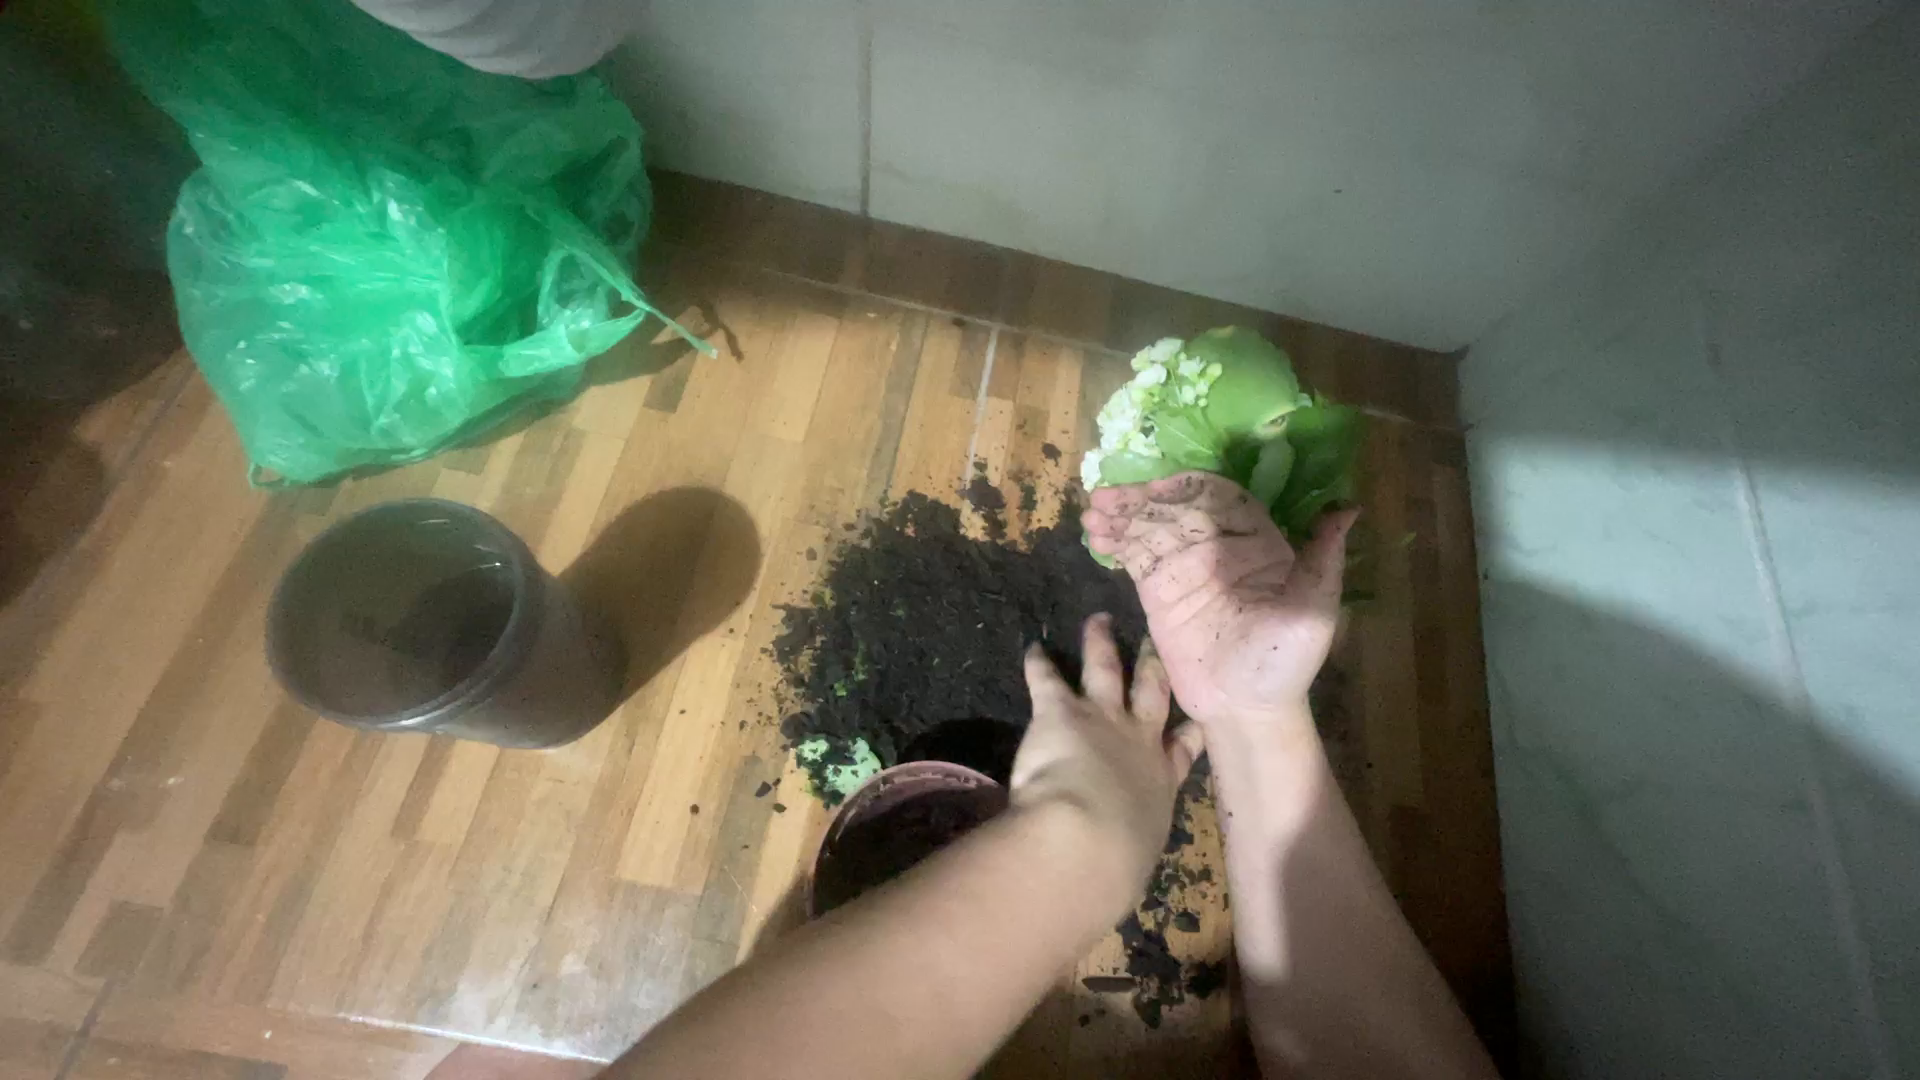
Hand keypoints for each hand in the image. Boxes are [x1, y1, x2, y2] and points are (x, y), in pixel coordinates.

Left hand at [1009, 614, 1204, 897]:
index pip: (1180, 749)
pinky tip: (1032, 647)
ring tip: (1098, 620)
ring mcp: (1103, 719)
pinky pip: (1049, 678)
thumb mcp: (1133, 856)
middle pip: (1152, 693)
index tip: (1193, 718)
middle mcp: (1138, 741)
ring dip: (1101, 644)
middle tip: (1155, 641)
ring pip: (1106, 670)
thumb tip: (1117, 865)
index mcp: (1158, 782)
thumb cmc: (1114, 861)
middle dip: (1153, 666)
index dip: (1187, 730)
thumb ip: (1128, 846)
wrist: (1090, 839)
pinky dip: (1039, 662)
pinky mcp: (1062, 710)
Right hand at [1081, 472, 1357, 729]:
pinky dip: (1113, 542)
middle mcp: (1215, 548)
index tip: (1156, 488)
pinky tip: (1094, 535)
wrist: (1244, 709)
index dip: (1184, 487)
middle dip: (1139, 499)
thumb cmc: (1283, 664)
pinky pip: (1133, 557)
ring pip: (1148, 529)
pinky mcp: (1157, 591)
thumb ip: (1322, 557)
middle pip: (1173, 509)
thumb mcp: (1314, 609)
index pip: (1216, 498)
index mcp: (1254, 542)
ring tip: (1091, 512)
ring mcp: (1182, 569)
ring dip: (1119, 516)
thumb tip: (1348, 508)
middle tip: (1104, 496)